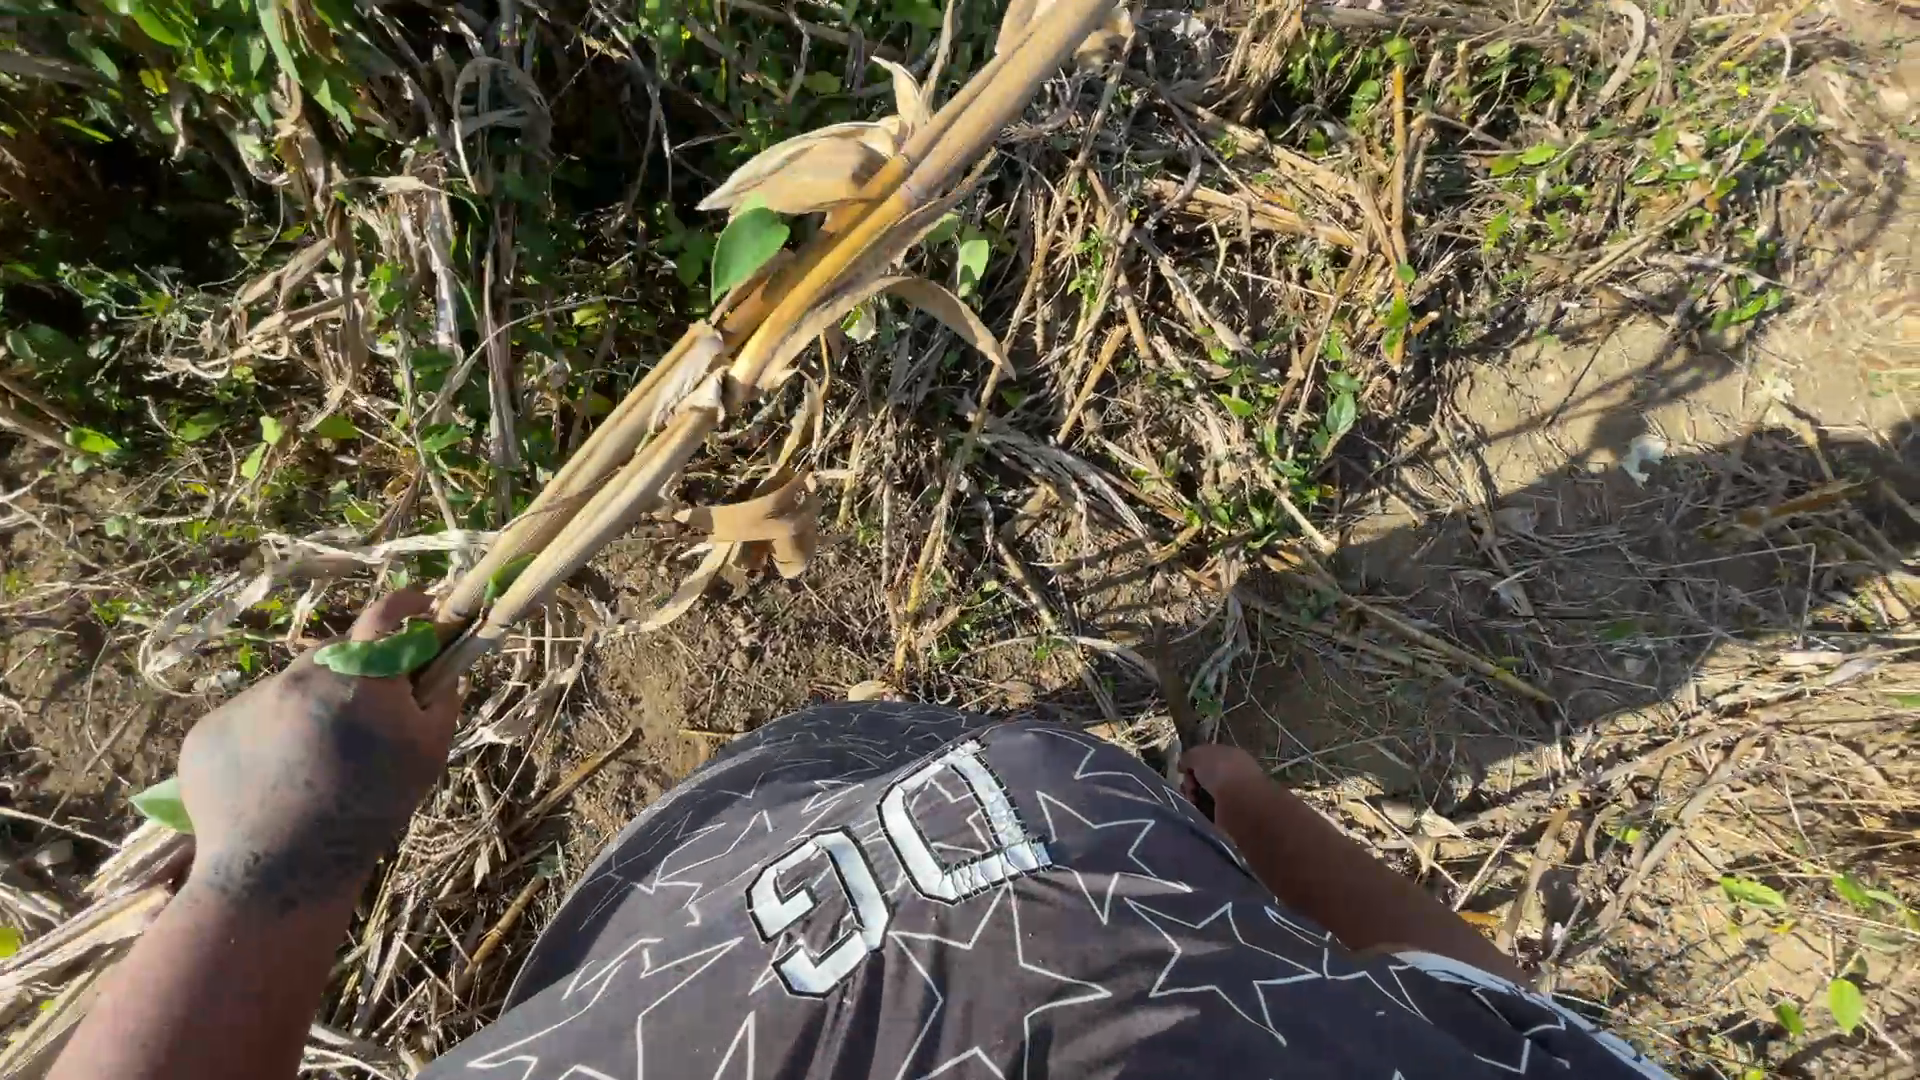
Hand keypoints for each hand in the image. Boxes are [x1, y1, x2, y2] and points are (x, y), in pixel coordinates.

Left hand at [178, 591, 459, 913]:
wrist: (280, 870)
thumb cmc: (372, 804)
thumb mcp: (431, 747)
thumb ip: (440, 695)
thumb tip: (440, 667)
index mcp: (357, 678)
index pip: (386, 614)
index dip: (410, 606)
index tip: (423, 609)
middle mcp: (296, 678)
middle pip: (339, 650)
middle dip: (363, 666)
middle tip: (376, 706)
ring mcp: (245, 703)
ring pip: (295, 682)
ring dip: (318, 698)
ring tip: (325, 750)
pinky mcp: (207, 731)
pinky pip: (256, 712)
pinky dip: (276, 727)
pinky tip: (284, 768)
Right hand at [1180, 744, 1270, 806]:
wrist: (1241, 802)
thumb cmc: (1220, 771)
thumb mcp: (1197, 755)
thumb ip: (1188, 758)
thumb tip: (1183, 766)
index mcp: (1230, 754)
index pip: (1206, 757)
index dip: (1192, 764)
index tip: (1183, 772)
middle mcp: (1234, 773)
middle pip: (1204, 778)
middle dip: (1191, 783)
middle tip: (1188, 790)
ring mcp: (1236, 795)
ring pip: (1205, 795)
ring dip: (1195, 799)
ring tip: (1193, 803)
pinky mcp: (1234, 815)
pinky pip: (1210, 811)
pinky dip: (1202, 812)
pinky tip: (1201, 812)